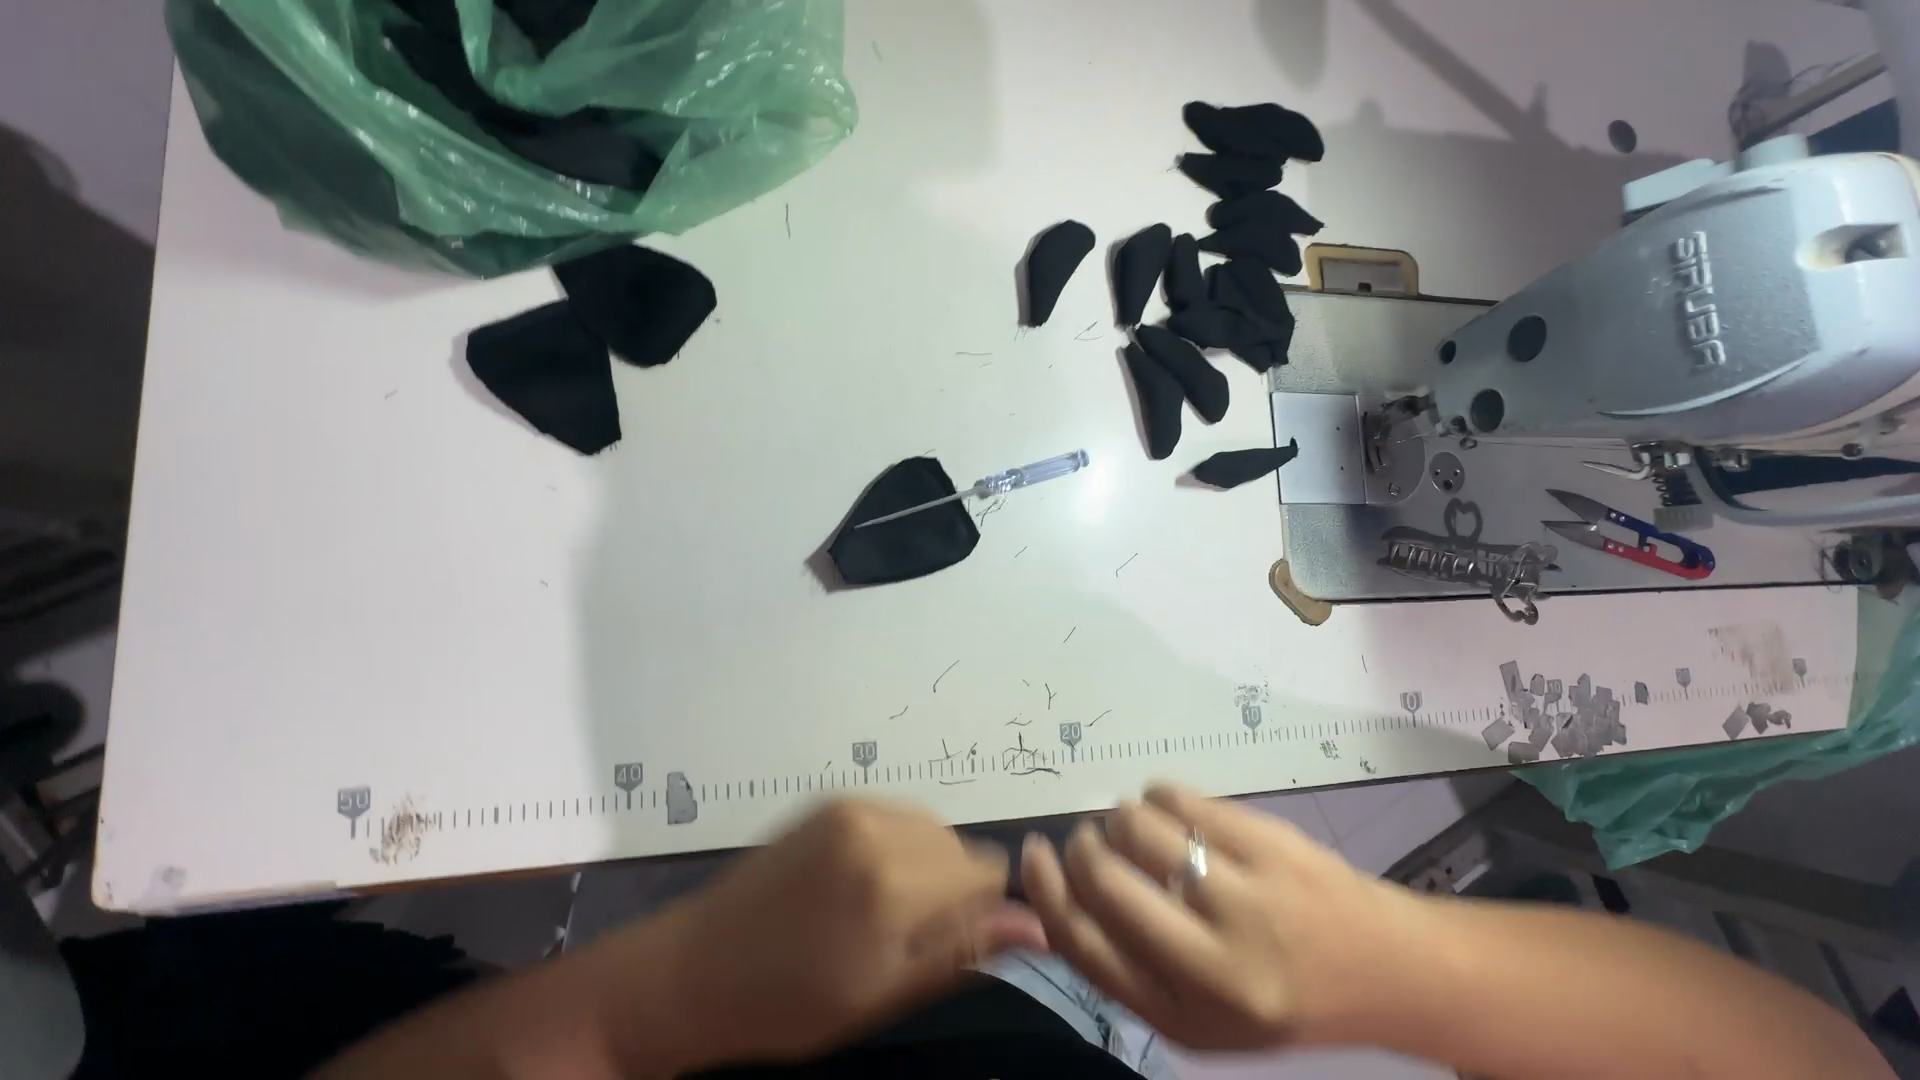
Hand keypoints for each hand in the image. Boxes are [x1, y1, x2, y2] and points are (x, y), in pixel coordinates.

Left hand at [651, 799, 1045, 1064]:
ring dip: (923, 864)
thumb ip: (963, 951)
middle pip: (959, 845)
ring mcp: (848, 805)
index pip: (986, 871)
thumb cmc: (790, 1001)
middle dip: (950, 887)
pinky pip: (893, 813)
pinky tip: (855, 881)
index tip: (940, 943)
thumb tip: (1040, 928)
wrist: (693, 968)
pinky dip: (894, 844)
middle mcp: (876, 826)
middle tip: (900, 935)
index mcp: (892, 882)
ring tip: (874, 909)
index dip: (976, 912)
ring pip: (929, 826)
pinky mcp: (827, 799)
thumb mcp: (884, 993)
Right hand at [1020, 784, 1440, 1049]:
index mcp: (1185, 1015)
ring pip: (1135, 825)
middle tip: (1093, 839)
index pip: (1083, 944)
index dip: (1046, 890)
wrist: (1388, 971)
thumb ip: (1129, 962)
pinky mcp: (1267, 843)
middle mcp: (1211, 962)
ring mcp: (1244, 897)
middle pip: (1102, 878)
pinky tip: (1173, 811)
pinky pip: (1175, 796)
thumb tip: (1058, 889)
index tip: (1034, 854)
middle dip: (1082, 846)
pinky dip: (1157, 795)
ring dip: (1121, 818)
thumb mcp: (1199, 1011)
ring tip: (1143, 829)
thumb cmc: (1279, 994)